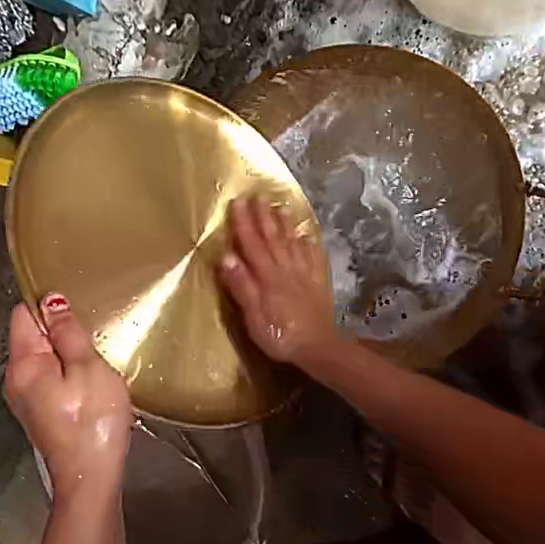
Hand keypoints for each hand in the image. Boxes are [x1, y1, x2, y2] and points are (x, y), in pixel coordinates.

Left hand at [5, 296, 132, 497]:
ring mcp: (26, 399)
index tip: (80, 312)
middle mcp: (15, 380)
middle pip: (33, 338)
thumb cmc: (93, 420)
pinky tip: (92, 386)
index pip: (23, 315)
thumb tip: (51, 302)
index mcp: (23, 364)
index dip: (50, 306)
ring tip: (98, 364)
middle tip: (96, 342)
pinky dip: (70, 375)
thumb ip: (68, 334)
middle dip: (62, 333)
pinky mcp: (40, 414)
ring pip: (45, 360)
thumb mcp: (88, 368)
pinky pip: (51, 380)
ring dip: (69, 356)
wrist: (90, 474)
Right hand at [218, 195, 341, 366]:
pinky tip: (307, 235)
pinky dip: (309, 243)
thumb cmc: (280, 336)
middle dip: (263, 216)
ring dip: (286, 224)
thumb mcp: (253, 316)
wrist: (318, 348)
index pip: (252, 244)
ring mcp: (305, 275)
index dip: (244, 223)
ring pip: (294, 243)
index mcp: (268, 277)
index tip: (237, 202)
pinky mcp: (319, 283)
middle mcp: (287, 270)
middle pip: (274, 238)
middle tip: (257, 196)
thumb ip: (241, 286)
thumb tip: (225, 256)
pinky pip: (314, 256)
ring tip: (280, 207)